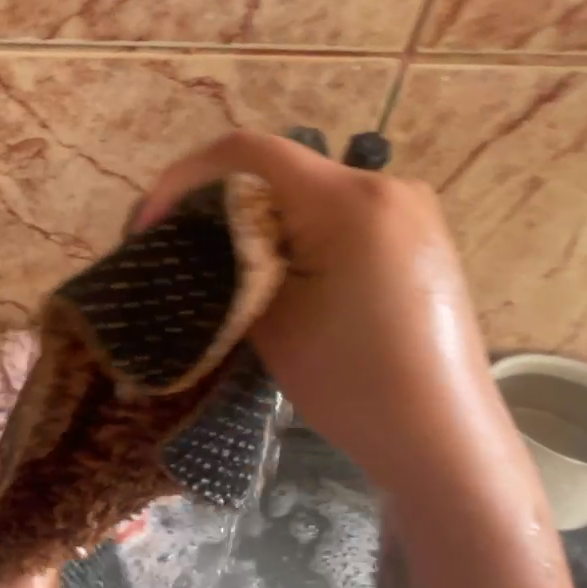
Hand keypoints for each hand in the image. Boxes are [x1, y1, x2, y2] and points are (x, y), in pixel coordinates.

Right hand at [131, 130, 517, 491]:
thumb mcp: (272, 323)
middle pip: (280, 173)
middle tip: (177, 256)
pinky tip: (279, 284)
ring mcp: (408, 213)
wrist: (438, 435)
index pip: (248, 152)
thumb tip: (203, 243)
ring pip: (309, 199)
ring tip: (223, 276)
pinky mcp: (416, 242)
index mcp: (347, 199)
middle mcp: (386, 186)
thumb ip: (233, 268)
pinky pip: (340, 222)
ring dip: (257, 227)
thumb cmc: (351, 381)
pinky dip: (297, 241)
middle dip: (217, 208)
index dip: (183, 178)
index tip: (148, 225)